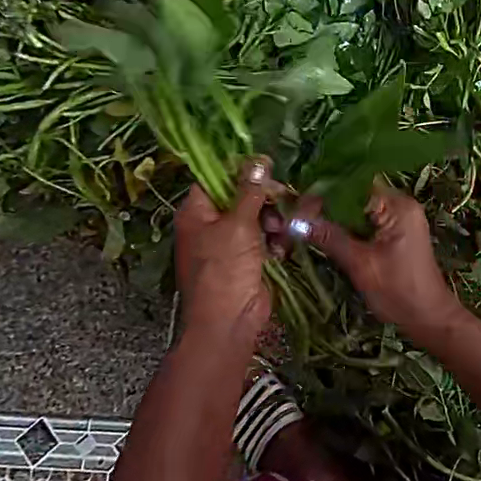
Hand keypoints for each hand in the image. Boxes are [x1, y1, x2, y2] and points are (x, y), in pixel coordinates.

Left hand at [174, 156, 277, 346]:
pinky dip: (276, 241)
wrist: (229, 321)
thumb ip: (250, 191)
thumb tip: (259, 159)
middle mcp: (210, 224)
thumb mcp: (238, 224)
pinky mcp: (249, 259)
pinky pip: (265, 239)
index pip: (216, 178)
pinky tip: (282, 249)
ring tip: (282, 231)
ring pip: (258, 218)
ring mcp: (230, 243)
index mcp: (196, 211)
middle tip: (284, 200)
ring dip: (275, 221)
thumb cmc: (224, 269)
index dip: (242, 172)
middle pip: (241, 197)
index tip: (269, 170)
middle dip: (265, 199)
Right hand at [295, 184, 465, 338]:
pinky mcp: (398, 231)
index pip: (353, 187)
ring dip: (335, 217)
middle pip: (356, 194)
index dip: (322, 196)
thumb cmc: (398, 292)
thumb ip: (330, 238)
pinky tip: (327, 235)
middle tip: (296, 219)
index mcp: (398, 206)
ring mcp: (402, 218)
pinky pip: (368, 220)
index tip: (297, 211)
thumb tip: (295, 221)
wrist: (429, 317)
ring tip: (305, 226)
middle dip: (326, 206)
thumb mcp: (361, 265)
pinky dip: (348, 227)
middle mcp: (402, 204)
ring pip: (359, 208)